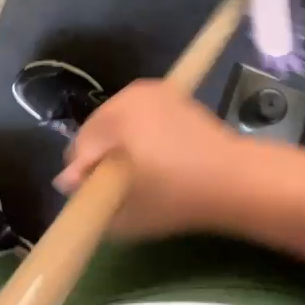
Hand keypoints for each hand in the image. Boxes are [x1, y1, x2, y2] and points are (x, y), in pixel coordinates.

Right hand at [53, 80, 249, 237]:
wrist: (232, 178)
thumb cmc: (176, 196)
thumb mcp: (126, 214)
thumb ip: (91, 200)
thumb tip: (72, 186)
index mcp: (115, 118)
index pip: (81, 147)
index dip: (79, 175)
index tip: (87, 197)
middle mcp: (129, 95)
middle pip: (96, 127)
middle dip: (96, 154)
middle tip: (106, 186)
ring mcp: (153, 90)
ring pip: (117, 118)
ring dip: (115, 141)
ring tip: (128, 171)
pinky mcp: (171, 95)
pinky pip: (138, 112)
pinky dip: (136, 130)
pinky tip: (149, 155)